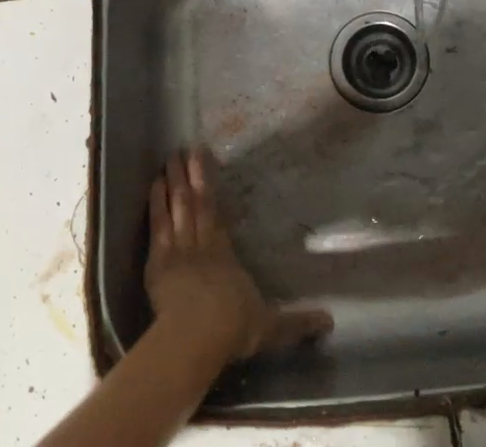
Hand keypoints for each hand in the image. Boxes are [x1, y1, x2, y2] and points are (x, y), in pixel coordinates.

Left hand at [146, 149, 331, 361]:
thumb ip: (297, 324)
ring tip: (170, 159)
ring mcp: (179, 251)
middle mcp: (204, 245)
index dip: (210, 189)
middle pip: (197, 204)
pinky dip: (157, 203)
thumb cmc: (235, 328)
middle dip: (191, 176)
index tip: (205, 166)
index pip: (217, 216)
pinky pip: (159, 225)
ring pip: (178, 208)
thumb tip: (330, 322)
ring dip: (174, 183)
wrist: (199, 336)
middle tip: (184, 149)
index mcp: (226, 256)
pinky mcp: (159, 262)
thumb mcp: (271, 328)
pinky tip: (155, 185)